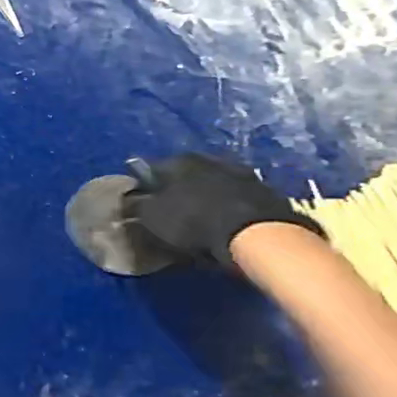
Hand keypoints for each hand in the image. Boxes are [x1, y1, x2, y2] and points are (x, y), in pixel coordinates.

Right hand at [123, 153, 323, 265]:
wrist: (258, 236)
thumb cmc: (193, 221)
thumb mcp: (150, 216)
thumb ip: (136, 205)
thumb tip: (129, 199)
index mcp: (178, 161)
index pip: (149, 169)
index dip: (142, 186)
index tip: (138, 201)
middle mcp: (210, 160)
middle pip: (184, 174)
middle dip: (175, 188)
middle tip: (167, 208)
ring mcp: (243, 175)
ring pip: (212, 184)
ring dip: (204, 196)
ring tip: (195, 216)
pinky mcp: (268, 194)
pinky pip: (235, 198)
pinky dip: (225, 206)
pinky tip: (220, 222)